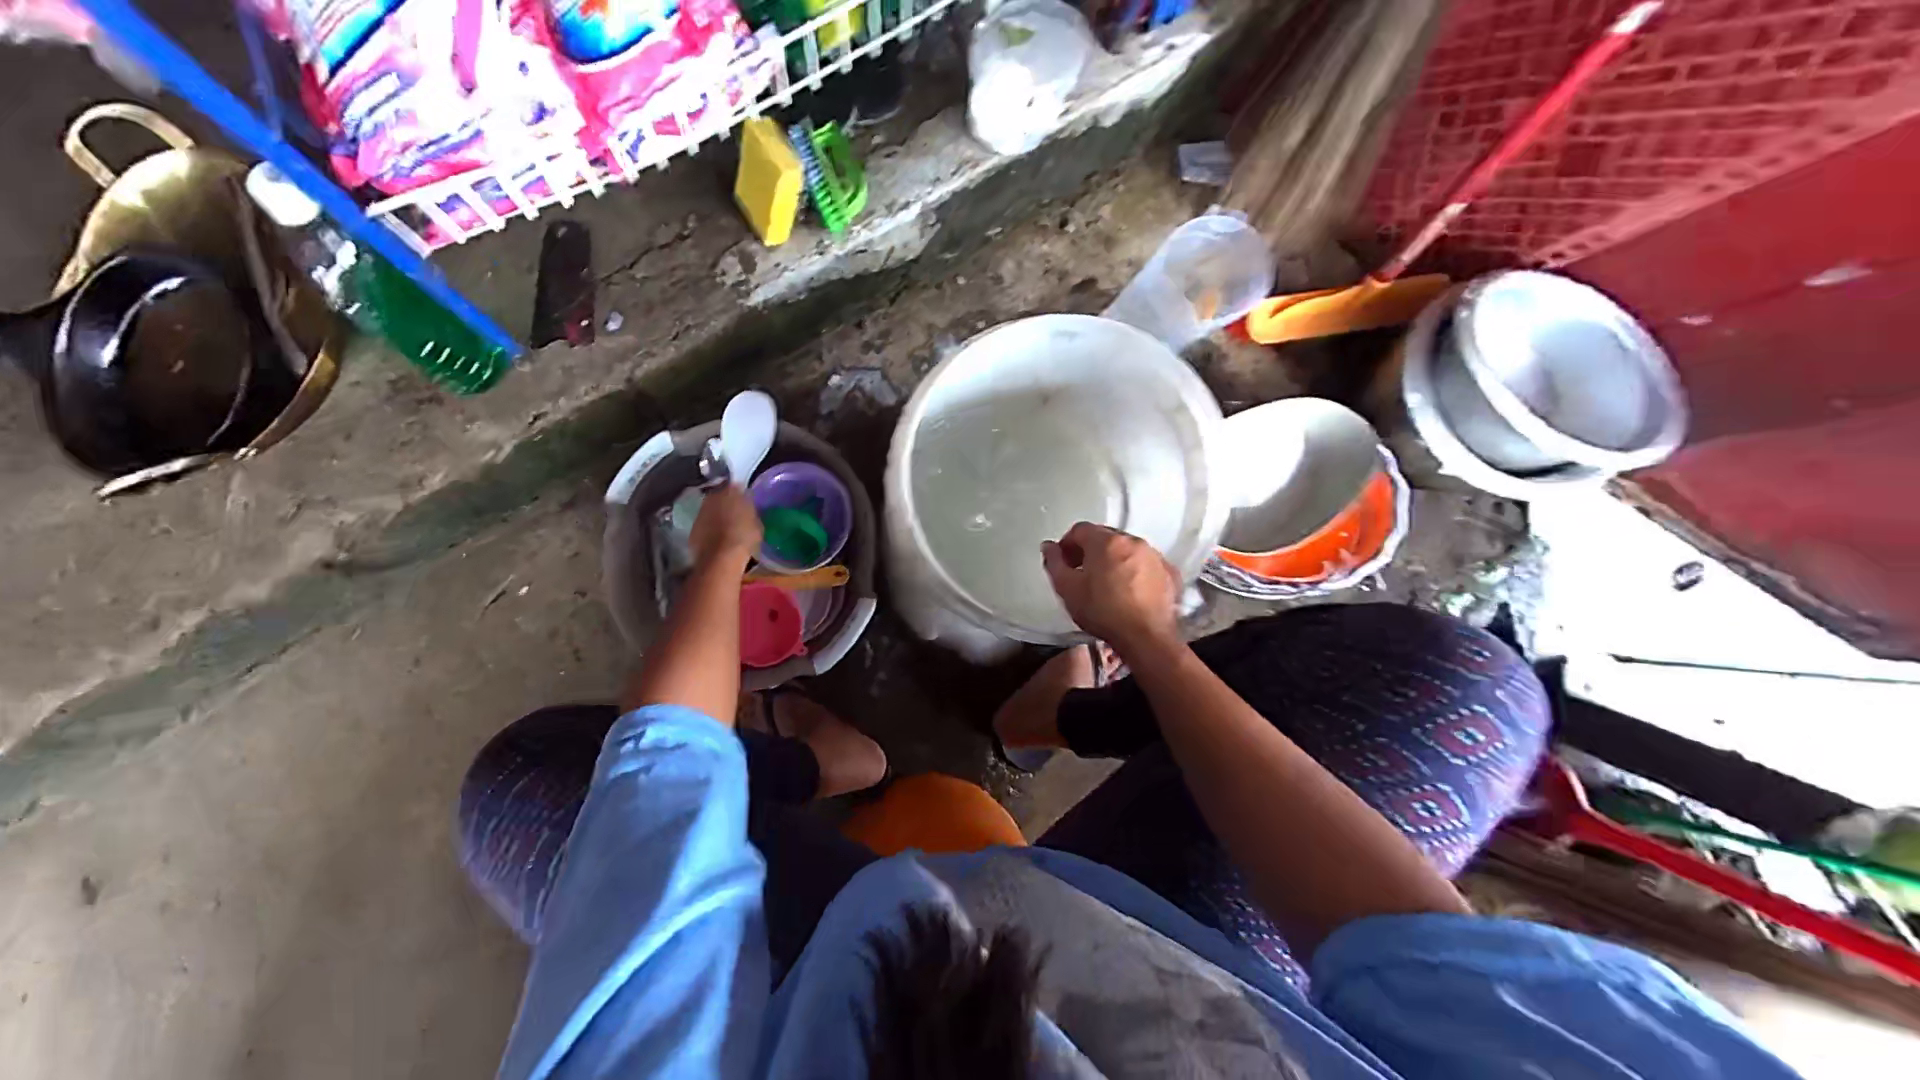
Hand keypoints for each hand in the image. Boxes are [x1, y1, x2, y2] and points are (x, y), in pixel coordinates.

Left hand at [689, 486, 762, 568]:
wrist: (721, 558)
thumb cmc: (744, 538)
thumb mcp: (757, 524)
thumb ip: (751, 512)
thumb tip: (749, 509)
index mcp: (731, 491)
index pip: (736, 486)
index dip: (741, 494)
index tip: (746, 501)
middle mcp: (713, 497)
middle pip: (720, 496)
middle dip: (727, 503)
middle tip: (736, 513)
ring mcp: (700, 512)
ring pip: (711, 509)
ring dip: (717, 515)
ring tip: (726, 527)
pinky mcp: (693, 527)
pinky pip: (704, 523)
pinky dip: (709, 528)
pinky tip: (717, 538)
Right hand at [1040, 523, 1180, 656]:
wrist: (1146, 637)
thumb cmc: (1107, 613)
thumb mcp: (1067, 589)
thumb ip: (1054, 563)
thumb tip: (1050, 549)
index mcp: (1105, 542)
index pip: (1079, 529)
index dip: (1067, 544)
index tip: (1063, 559)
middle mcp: (1132, 542)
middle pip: (1104, 537)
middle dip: (1090, 551)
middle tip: (1081, 573)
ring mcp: (1153, 556)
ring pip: (1126, 550)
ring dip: (1113, 561)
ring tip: (1105, 586)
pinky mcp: (1167, 572)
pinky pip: (1145, 564)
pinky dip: (1134, 572)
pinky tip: (1127, 593)